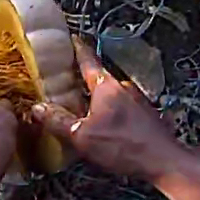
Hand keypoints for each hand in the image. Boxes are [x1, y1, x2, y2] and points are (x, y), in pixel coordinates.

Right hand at [32, 39, 185, 181]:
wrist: (162, 161)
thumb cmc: (122, 145)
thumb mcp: (82, 136)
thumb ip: (58, 121)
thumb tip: (37, 108)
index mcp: (106, 86)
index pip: (88, 60)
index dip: (77, 48)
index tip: (70, 38)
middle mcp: (123, 87)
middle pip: (98, 79)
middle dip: (82, 81)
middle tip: (66, 83)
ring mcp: (137, 100)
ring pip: (110, 94)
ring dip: (97, 100)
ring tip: (82, 110)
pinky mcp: (145, 115)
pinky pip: (122, 107)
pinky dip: (111, 112)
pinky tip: (104, 126)